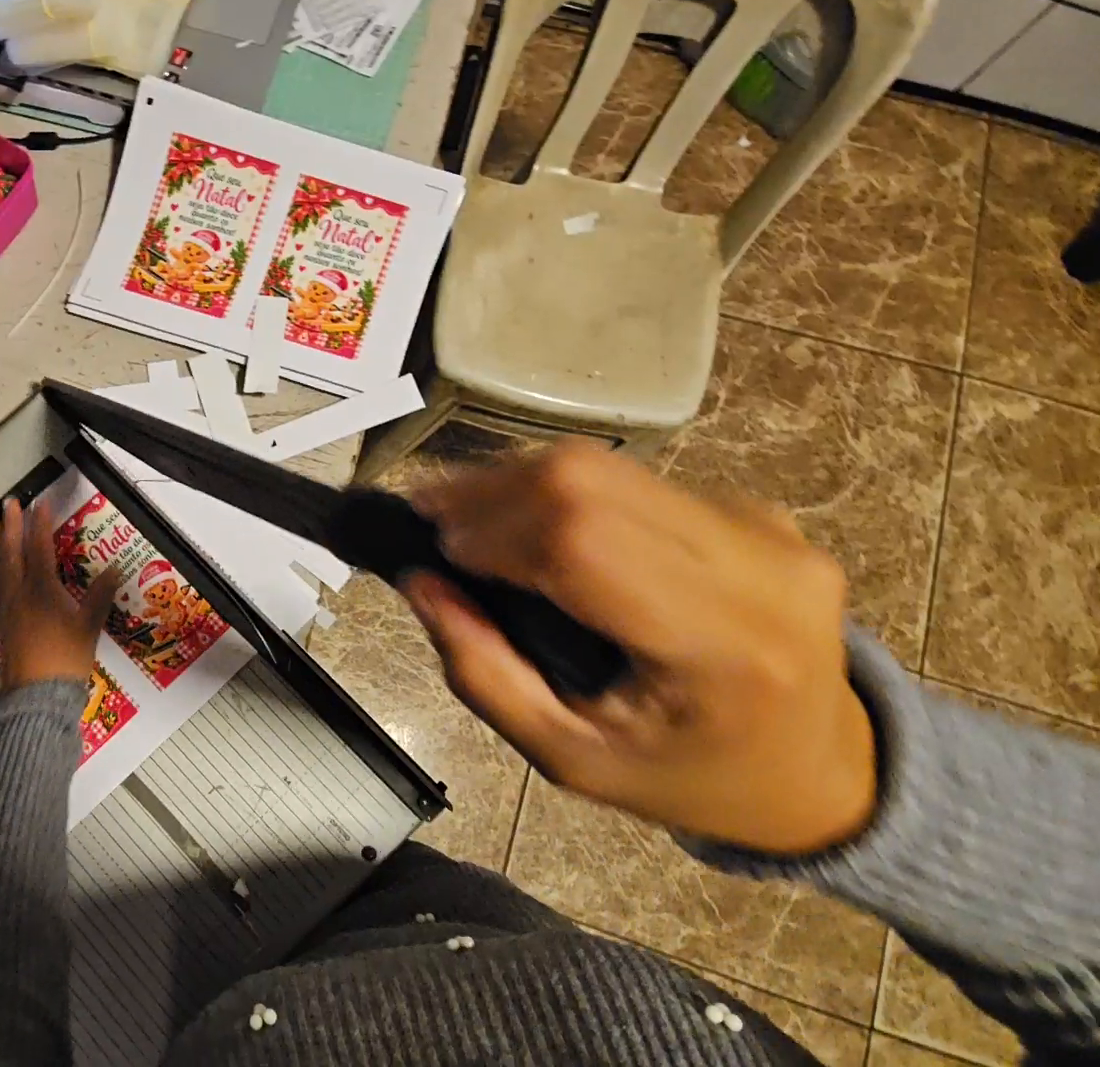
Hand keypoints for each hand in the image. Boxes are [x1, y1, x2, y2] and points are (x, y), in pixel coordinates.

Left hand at [0, 497, 121, 694]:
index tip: (40, 502)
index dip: (40, 524)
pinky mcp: (0, 625)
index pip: (40, 548)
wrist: (37, 695)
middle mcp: (19, 593)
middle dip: (12, 526)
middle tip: (8, 503)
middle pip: (12, 553)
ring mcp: (6, 609)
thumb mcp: (89, 626)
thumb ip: (100, 595)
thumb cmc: (66, 659)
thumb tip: (116, 568)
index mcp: (43, 590)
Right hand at [404, 443, 876, 854]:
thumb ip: (484, 674)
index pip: (584, 544)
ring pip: (603, 465)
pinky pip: (626, 477)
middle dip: (489, 491)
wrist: (821, 769)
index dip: (492, 533)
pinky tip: (525, 524)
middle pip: (589, 481)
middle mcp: (756, 565)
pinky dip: (555, 491)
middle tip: (429, 518)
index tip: (432, 550)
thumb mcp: (569, 757)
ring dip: (514, 483)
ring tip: (462, 518)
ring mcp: (759, 526)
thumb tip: (420, 583)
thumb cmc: (687, 777)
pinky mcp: (748, 507)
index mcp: (721, 646)